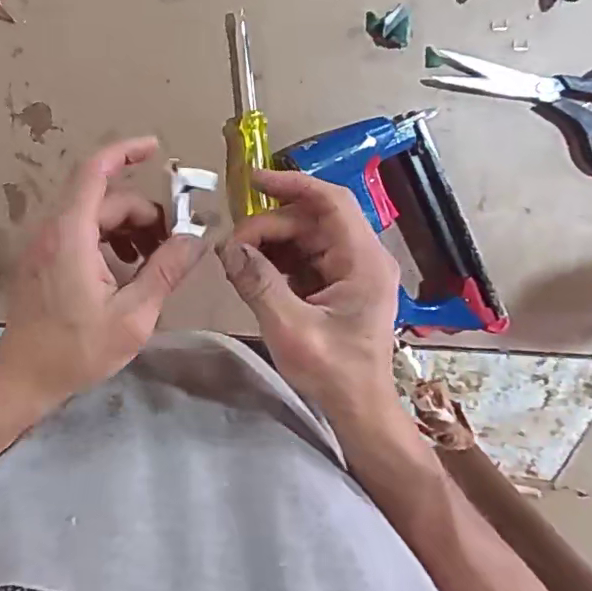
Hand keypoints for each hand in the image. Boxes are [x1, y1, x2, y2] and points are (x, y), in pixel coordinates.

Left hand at [0, 136, 208, 404]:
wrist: (22, 379)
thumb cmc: (75, 350)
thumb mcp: (132, 316)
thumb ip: (165, 271)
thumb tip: (195, 240)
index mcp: (71, 234)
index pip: (95, 171)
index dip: (125, 152)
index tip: (156, 148)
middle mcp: (53, 230)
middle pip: (104, 200)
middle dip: (143, 213)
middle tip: (173, 243)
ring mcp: (44, 246)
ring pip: (93, 217)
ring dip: (127, 229)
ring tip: (153, 261)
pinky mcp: (42, 261)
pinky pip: (80, 234)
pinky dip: (108, 241)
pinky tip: (126, 271)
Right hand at [219, 169, 399, 416]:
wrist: (358, 410)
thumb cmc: (334, 373)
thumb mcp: (290, 328)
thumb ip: (258, 283)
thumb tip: (228, 247)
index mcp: (363, 261)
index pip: (331, 202)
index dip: (292, 184)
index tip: (252, 180)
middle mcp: (361, 257)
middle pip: (311, 220)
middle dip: (268, 226)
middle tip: (232, 248)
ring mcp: (351, 271)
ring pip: (304, 237)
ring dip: (269, 243)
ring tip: (237, 260)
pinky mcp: (337, 285)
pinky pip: (303, 258)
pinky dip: (276, 260)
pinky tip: (252, 272)